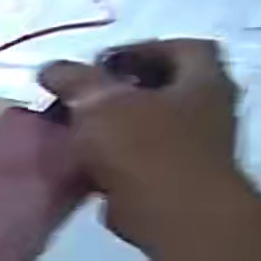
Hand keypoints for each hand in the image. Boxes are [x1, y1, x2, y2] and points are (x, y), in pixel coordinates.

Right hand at [38, 39, 246, 250]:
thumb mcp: (100, 105)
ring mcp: (196, 145)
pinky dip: (115, 151)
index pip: (182, 48)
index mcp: (202, 81)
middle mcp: (208, 108)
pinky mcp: (176, 176)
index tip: (100, 62)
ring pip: (154, 120)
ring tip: (78, 126)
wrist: (172, 212)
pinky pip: (142, 153)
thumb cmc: (143, 148)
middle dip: (126, 86)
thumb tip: (52, 67)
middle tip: (84, 94)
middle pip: (168, 85)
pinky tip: (85, 159)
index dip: (141, 49)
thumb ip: (75, 81)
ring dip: (118, 120)